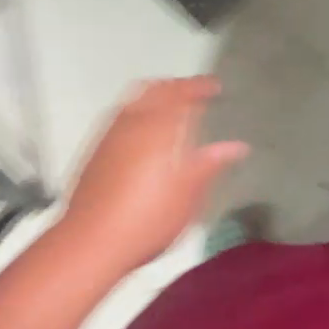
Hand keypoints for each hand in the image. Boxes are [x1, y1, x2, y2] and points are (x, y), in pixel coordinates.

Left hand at [59, 78, 247, 271]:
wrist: (92, 242)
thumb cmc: (148, 220)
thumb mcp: (188, 196)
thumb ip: (210, 165)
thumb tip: (236, 146)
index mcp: (159, 129)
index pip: (181, 94)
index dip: (198, 86)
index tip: (214, 87)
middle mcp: (131, 124)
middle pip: (153, 90)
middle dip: (174, 87)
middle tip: (191, 94)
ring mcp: (108, 137)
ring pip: (132, 103)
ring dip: (152, 98)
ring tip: (167, 110)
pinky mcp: (93, 154)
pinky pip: (117, 119)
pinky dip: (135, 114)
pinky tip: (140, 135)